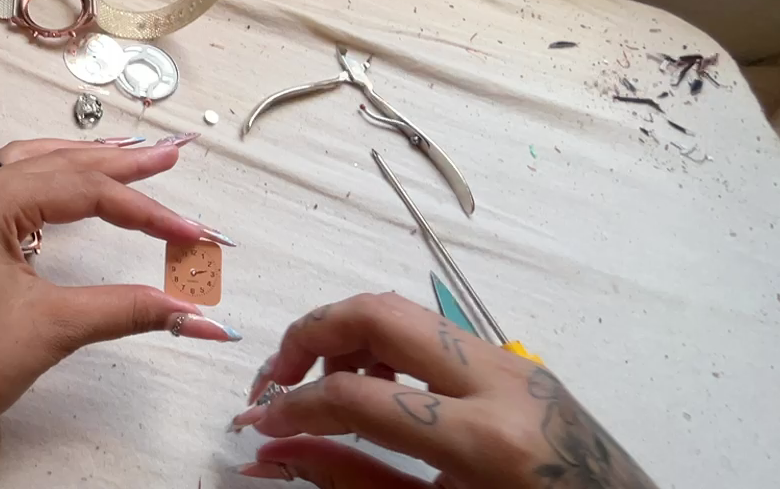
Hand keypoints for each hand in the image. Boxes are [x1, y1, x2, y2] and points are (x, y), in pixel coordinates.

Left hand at [0, 136, 238, 445]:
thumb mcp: (50, 328)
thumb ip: (126, 310)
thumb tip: (195, 314)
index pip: (84, 190)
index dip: (144, 211)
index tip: (193, 234)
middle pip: (59, 162)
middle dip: (118, 162)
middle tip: (169, 156)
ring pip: (32, 163)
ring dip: (81, 162)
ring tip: (129, 157)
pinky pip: (11, 183)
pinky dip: (50, 179)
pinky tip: (72, 187)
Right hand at [233, 293, 657, 487]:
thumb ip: (351, 481)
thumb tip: (272, 450)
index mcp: (490, 445)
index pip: (358, 397)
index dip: (296, 407)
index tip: (262, 421)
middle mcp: (501, 384)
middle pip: (374, 313)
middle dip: (309, 335)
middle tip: (279, 377)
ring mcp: (513, 364)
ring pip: (397, 308)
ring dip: (344, 334)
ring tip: (326, 384)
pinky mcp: (516, 362)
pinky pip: (428, 329)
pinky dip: (383, 343)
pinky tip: (377, 384)